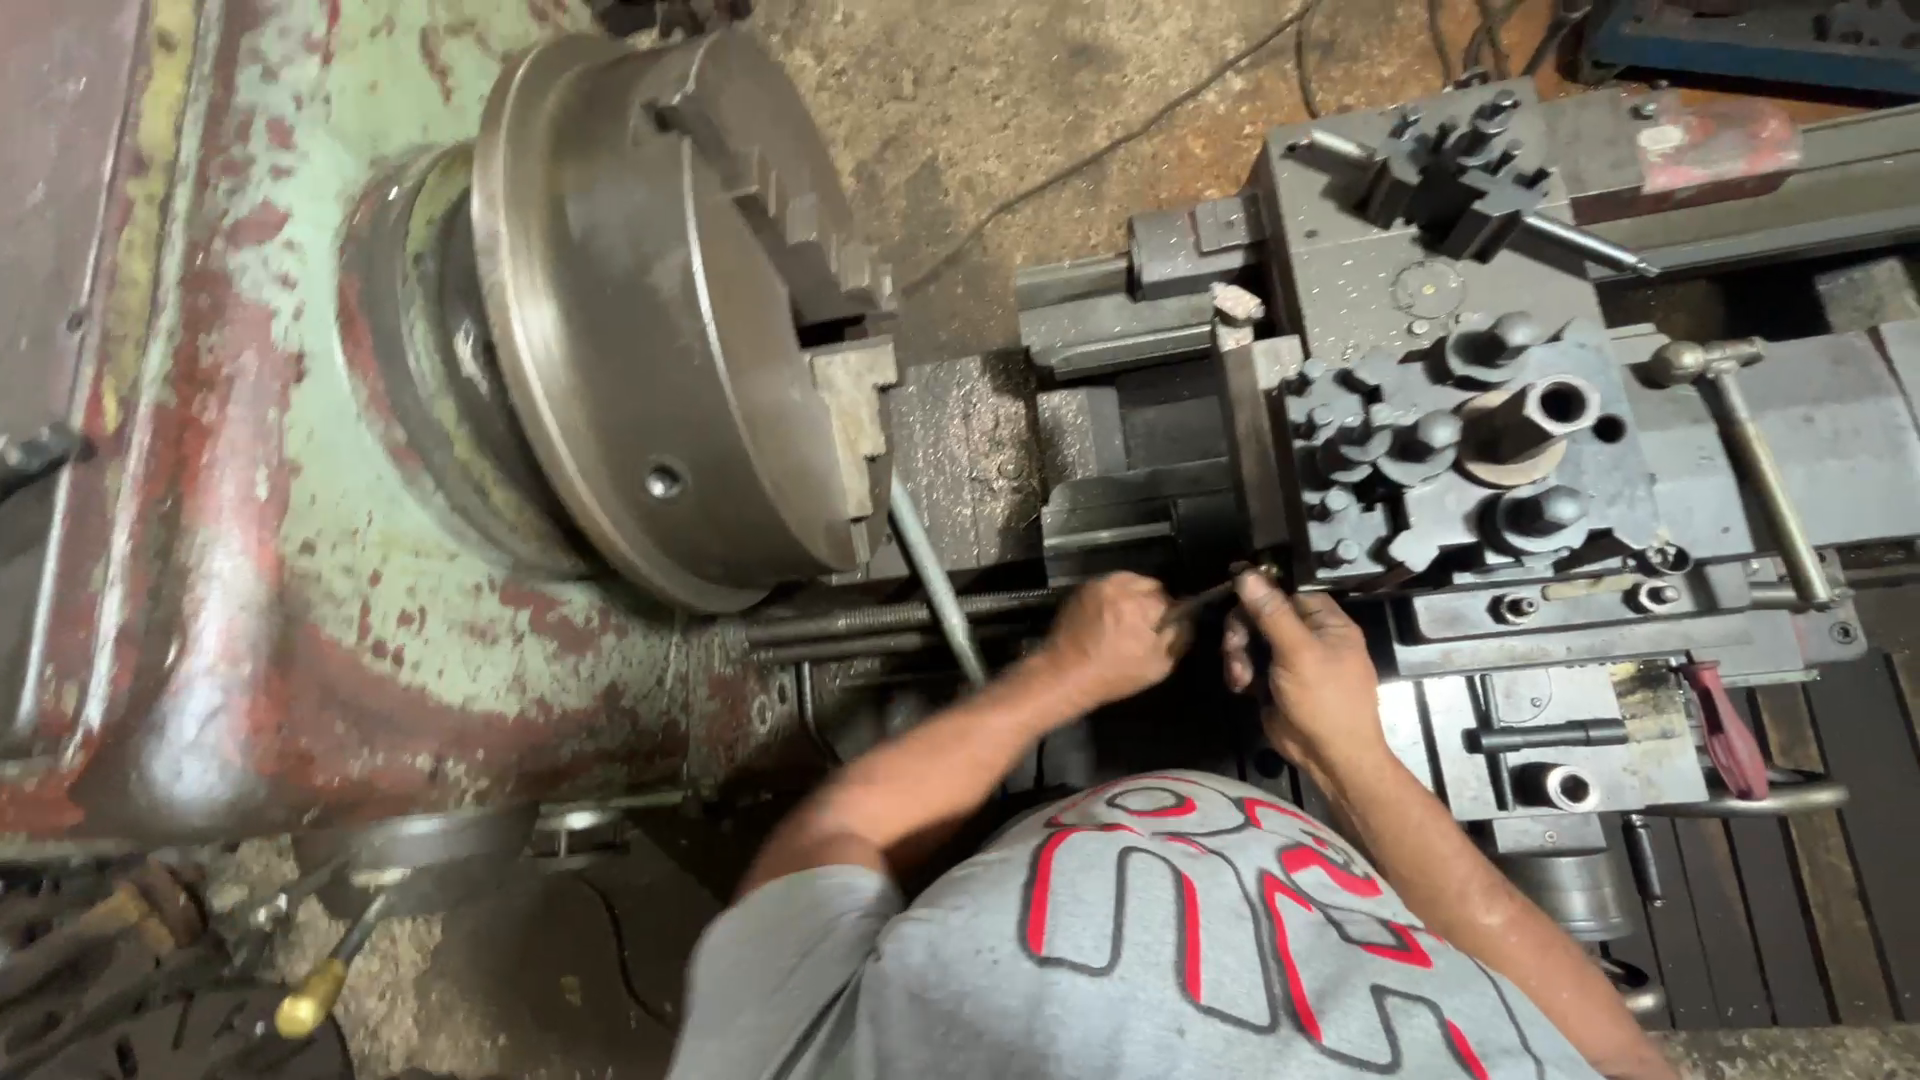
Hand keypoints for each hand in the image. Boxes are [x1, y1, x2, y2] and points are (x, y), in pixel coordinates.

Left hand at [1037, 572, 1184, 708]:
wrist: (1065, 673)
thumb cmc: (1114, 674)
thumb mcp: (1159, 665)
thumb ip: (1180, 636)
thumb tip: (1187, 616)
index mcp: (1142, 606)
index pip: (1171, 600)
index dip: (1169, 615)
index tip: (1162, 629)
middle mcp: (1121, 588)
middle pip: (1151, 585)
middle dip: (1152, 602)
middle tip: (1144, 625)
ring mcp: (1099, 584)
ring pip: (1131, 580)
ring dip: (1134, 594)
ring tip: (1126, 618)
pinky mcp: (1083, 587)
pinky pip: (1110, 583)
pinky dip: (1115, 594)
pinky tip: (1109, 614)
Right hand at [1223, 572, 1386, 780]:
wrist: (1330, 758)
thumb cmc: (1325, 701)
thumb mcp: (1298, 653)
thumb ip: (1271, 613)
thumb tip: (1246, 574)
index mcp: (1327, 624)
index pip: (1287, 593)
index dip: (1261, 596)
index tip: (1235, 602)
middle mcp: (1309, 637)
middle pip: (1262, 615)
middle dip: (1243, 632)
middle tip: (1234, 649)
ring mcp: (1289, 660)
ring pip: (1250, 640)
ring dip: (1238, 656)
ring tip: (1240, 678)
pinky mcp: (1273, 680)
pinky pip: (1248, 663)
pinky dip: (1240, 672)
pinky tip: (1241, 687)